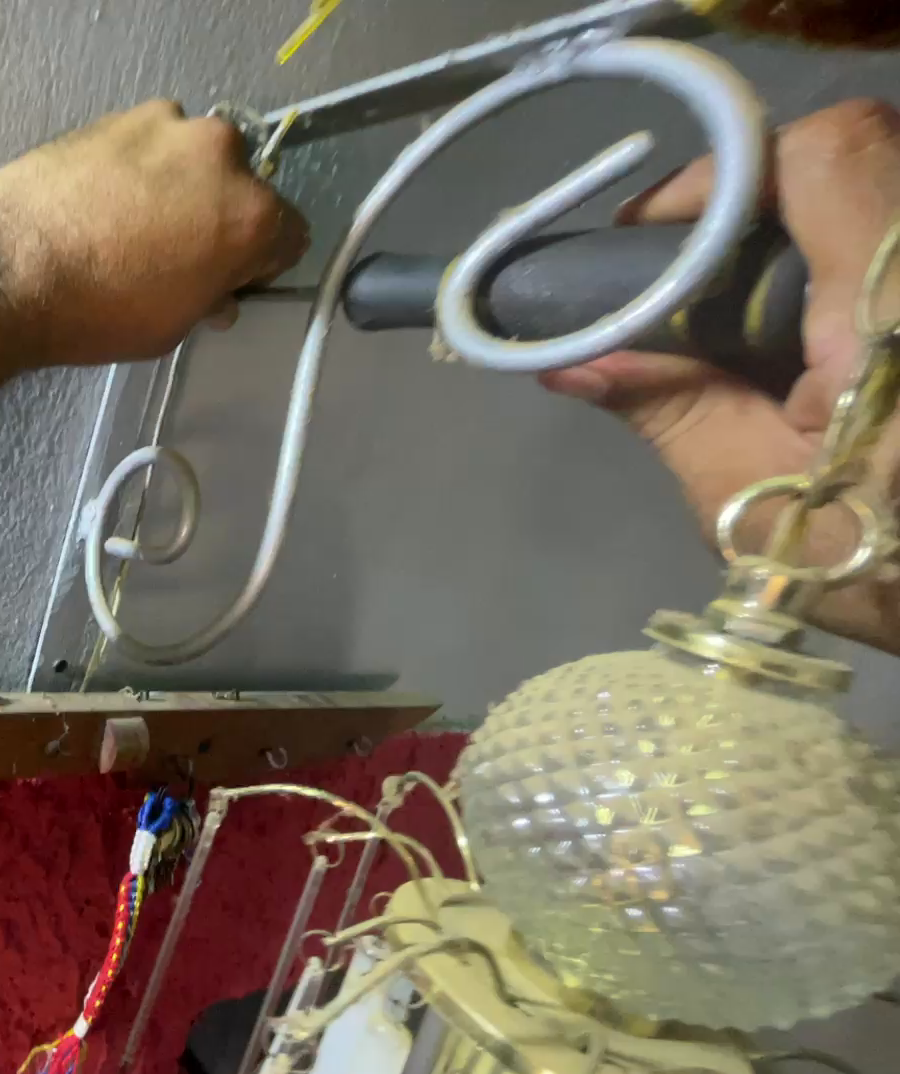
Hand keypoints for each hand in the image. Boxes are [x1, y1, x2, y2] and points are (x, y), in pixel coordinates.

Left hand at [0, 99, 309, 366]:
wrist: (5, 272)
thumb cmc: (95, 315)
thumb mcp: (168, 330)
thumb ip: (208, 300)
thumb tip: (216, 291)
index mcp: (250, 215)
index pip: (289, 237)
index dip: (258, 267)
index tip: (227, 282)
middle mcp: (220, 153)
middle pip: (239, 190)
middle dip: (214, 222)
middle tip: (167, 258)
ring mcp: (165, 124)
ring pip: (189, 162)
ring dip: (173, 189)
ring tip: (120, 229)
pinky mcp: (114, 115)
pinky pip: (143, 147)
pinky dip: (131, 172)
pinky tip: (93, 205)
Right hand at [542, 99, 899, 654]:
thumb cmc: (883, 561)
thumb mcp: (742, 494)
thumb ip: (666, 407)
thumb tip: (562, 363)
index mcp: (898, 314)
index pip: (825, 158)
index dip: (719, 177)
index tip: (643, 242)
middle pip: (859, 157)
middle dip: (746, 206)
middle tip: (674, 280)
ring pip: (879, 191)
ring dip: (787, 236)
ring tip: (731, 313)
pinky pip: (886, 246)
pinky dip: (827, 267)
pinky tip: (797, 335)